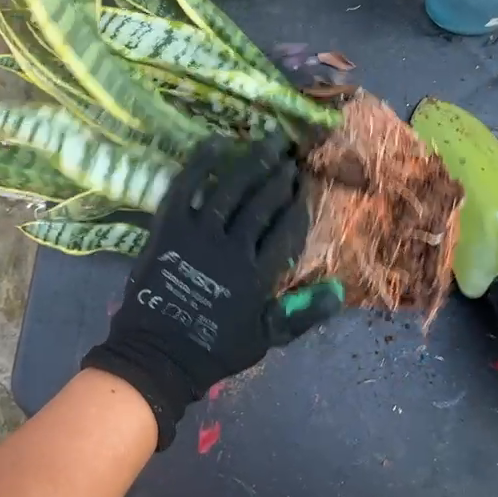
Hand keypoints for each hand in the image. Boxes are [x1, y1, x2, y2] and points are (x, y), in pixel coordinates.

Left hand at [82, 138, 342, 449]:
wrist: (157, 354)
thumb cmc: (213, 349)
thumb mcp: (264, 338)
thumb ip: (302, 314)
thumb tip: (339, 290)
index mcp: (256, 276)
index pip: (285, 231)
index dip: (297, 205)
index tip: (305, 184)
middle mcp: (231, 248)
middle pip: (260, 203)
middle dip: (279, 177)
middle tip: (291, 155)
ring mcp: (197, 234)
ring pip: (230, 189)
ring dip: (252, 163)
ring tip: (269, 142)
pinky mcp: (168, 226)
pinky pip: (186, 186)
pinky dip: (202, 162)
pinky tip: (219, 142)